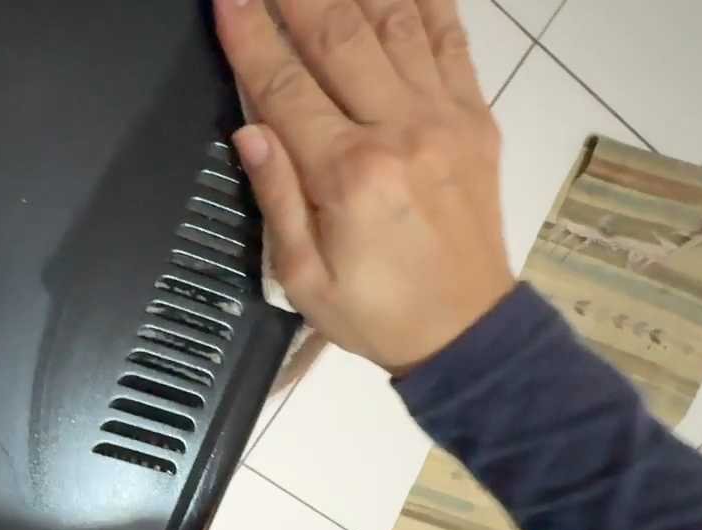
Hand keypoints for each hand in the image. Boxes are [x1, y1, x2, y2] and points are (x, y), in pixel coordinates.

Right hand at [214, 0, 515, 373]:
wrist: (461, 325)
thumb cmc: (371, 311)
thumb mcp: (300, 276)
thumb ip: (277, 198)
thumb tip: (249, 134)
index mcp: (347, 175)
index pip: (285, 90)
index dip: (251, 39)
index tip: (227, 0)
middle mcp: (399, 129)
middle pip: (339, 37)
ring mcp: (445, 115)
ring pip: (395, 22)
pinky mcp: (474, 116)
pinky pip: (449, 38)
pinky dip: (422, 0)